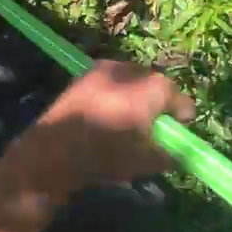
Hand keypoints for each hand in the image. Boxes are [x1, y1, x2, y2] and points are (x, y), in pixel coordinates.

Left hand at [0, 60, 194, 196]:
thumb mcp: (146, 162)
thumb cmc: (104, 156)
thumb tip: (177, 152)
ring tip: (128, 121)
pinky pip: (109, 83)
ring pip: (131, 81)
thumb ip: (171, 154)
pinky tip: (106, 115)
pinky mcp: (83, 75)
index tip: (176, 132)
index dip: (180, 117)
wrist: (51, 152)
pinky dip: (113, 94)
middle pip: (155, 85)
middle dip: (157, 103)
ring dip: (135, 97)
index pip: (178, 98)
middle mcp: (130, 70)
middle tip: (152, 127)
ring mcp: (103, 69)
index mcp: (152, 87)